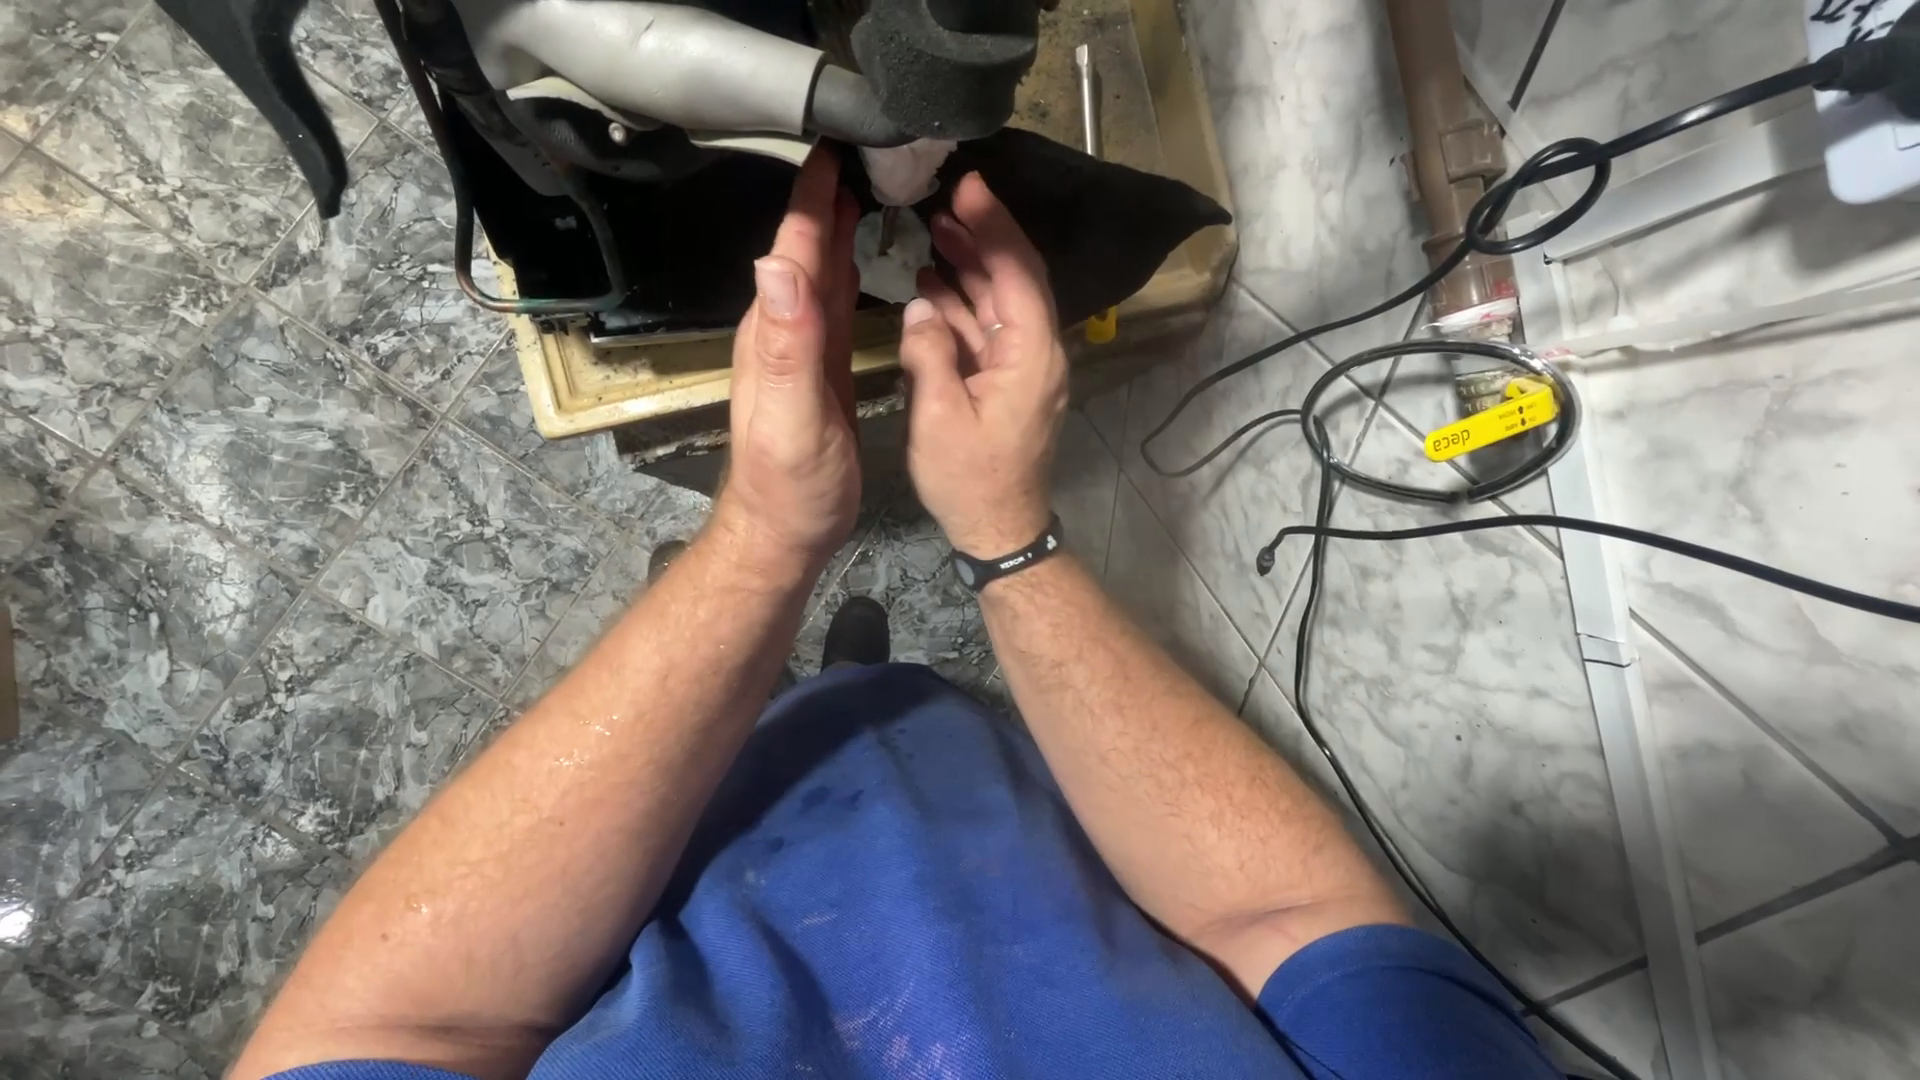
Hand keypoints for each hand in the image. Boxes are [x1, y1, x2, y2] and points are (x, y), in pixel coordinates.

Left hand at [714, 146, 862, 576]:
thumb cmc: (791, 486)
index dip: (813, 197)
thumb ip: (787, 347)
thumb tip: (780, 262)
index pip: (792, 250)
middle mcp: (784, 331)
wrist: (786, 531)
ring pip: (820, 271)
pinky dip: (849, 269)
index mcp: (776, 333)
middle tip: (866, 151)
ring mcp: (802, 349)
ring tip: (868, 185)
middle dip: (829, 197)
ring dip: (839, 226)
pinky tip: (862, 254)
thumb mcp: (791, 421)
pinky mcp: (822, 368)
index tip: (838, 146)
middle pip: (805, 250)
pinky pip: (835, 303)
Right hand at [898, 173, 1068, 556]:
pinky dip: (963, 310)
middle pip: (1015, 281)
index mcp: (1032, 357)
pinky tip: (933, 289)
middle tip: (946, 200)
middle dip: (982, 239)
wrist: (999, 529)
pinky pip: (989, 334)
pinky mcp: (1009, 383)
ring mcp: (1025, 369)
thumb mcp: (938, 417)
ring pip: (1001, 304)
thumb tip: (920, 309)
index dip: (995, 226)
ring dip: (970, 270)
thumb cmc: (970, 480)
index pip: (1019, 272)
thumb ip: (928, 353)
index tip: (969, 186)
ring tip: (935, 232)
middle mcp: (1038, 354)